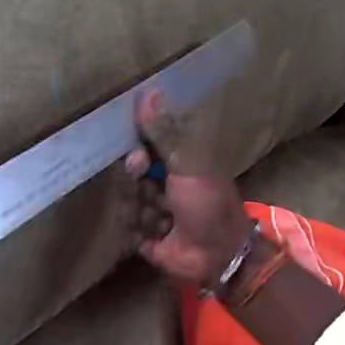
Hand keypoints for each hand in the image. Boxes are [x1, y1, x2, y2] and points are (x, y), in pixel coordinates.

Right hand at [121, 89, 251, 287]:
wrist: (217, 253)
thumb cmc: (208, 204)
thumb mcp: (189, 164)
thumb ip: (166, 133)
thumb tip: (150, 92)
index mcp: (176, 164)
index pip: (144, 148)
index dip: (136, 152)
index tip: (137, 157)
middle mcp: (163, 185)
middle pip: (130, 175)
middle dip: (135, 182)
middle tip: (149, 190)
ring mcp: (153, 212)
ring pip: (127, 201)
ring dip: (142, 209)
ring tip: (161, 220)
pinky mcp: (145, 237)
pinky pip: (127, 227)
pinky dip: (140, 229)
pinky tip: (157, 235)